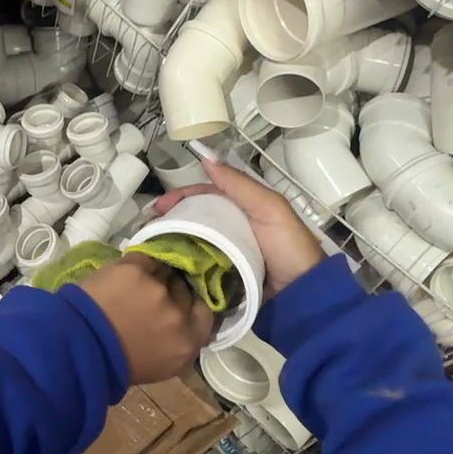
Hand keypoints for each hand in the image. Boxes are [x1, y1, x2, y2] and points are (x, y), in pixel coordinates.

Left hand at [77, 254, 214, 383]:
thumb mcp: (160, 365)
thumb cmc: (115, 365)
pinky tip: (125, 273)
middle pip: (184, 289)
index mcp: (187, 342)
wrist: (77, 346)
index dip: (192, 304)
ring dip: (154, 276)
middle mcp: (178, 314)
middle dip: (172, 290)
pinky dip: (137, 265)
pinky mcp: (135, 268)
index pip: (204, 312)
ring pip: (165, 271)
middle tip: (152, 296)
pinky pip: (145, 258)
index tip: (180, 303)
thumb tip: (181, 320)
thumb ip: (178, 341)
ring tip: (135, 284)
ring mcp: (157, 288)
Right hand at [152, 158, 324, 297]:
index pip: (205, 195)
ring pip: (193, 242)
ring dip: (172, 242)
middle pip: (195, 218)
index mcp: (243, 208)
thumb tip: (206, 158)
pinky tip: (165, 267)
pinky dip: (182, 265)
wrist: (303, 295)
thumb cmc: (288, 247)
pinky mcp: (224, 279)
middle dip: (171, 220)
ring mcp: (228, 255)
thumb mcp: (269, 208)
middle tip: (148, 229)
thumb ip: (239, 185)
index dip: (181, 197)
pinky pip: (198, 267)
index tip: (158, 207)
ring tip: (151, 248)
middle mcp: (233, 228)